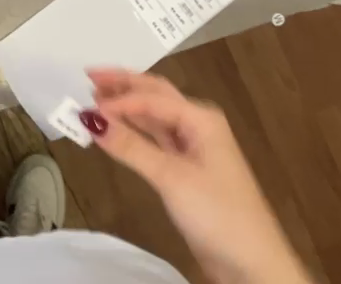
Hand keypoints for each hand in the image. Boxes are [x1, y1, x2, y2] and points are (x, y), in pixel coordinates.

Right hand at [86, 69, 309, 283]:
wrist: (254, 268)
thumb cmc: (218, 214)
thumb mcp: (171, 178)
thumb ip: (130, 146)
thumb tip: (90, 118)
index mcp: (200, 118)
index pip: (151, 97)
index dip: (118, 98)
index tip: (85, 104)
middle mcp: (198, 125)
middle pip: (155, 95)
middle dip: (123, 85)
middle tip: (88, 77)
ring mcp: (194, 148)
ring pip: (155, 116)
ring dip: (127, 106)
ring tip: (96, 97)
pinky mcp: (188, 170)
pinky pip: (156, 138)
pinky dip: (135, 131)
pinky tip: (117, 129)